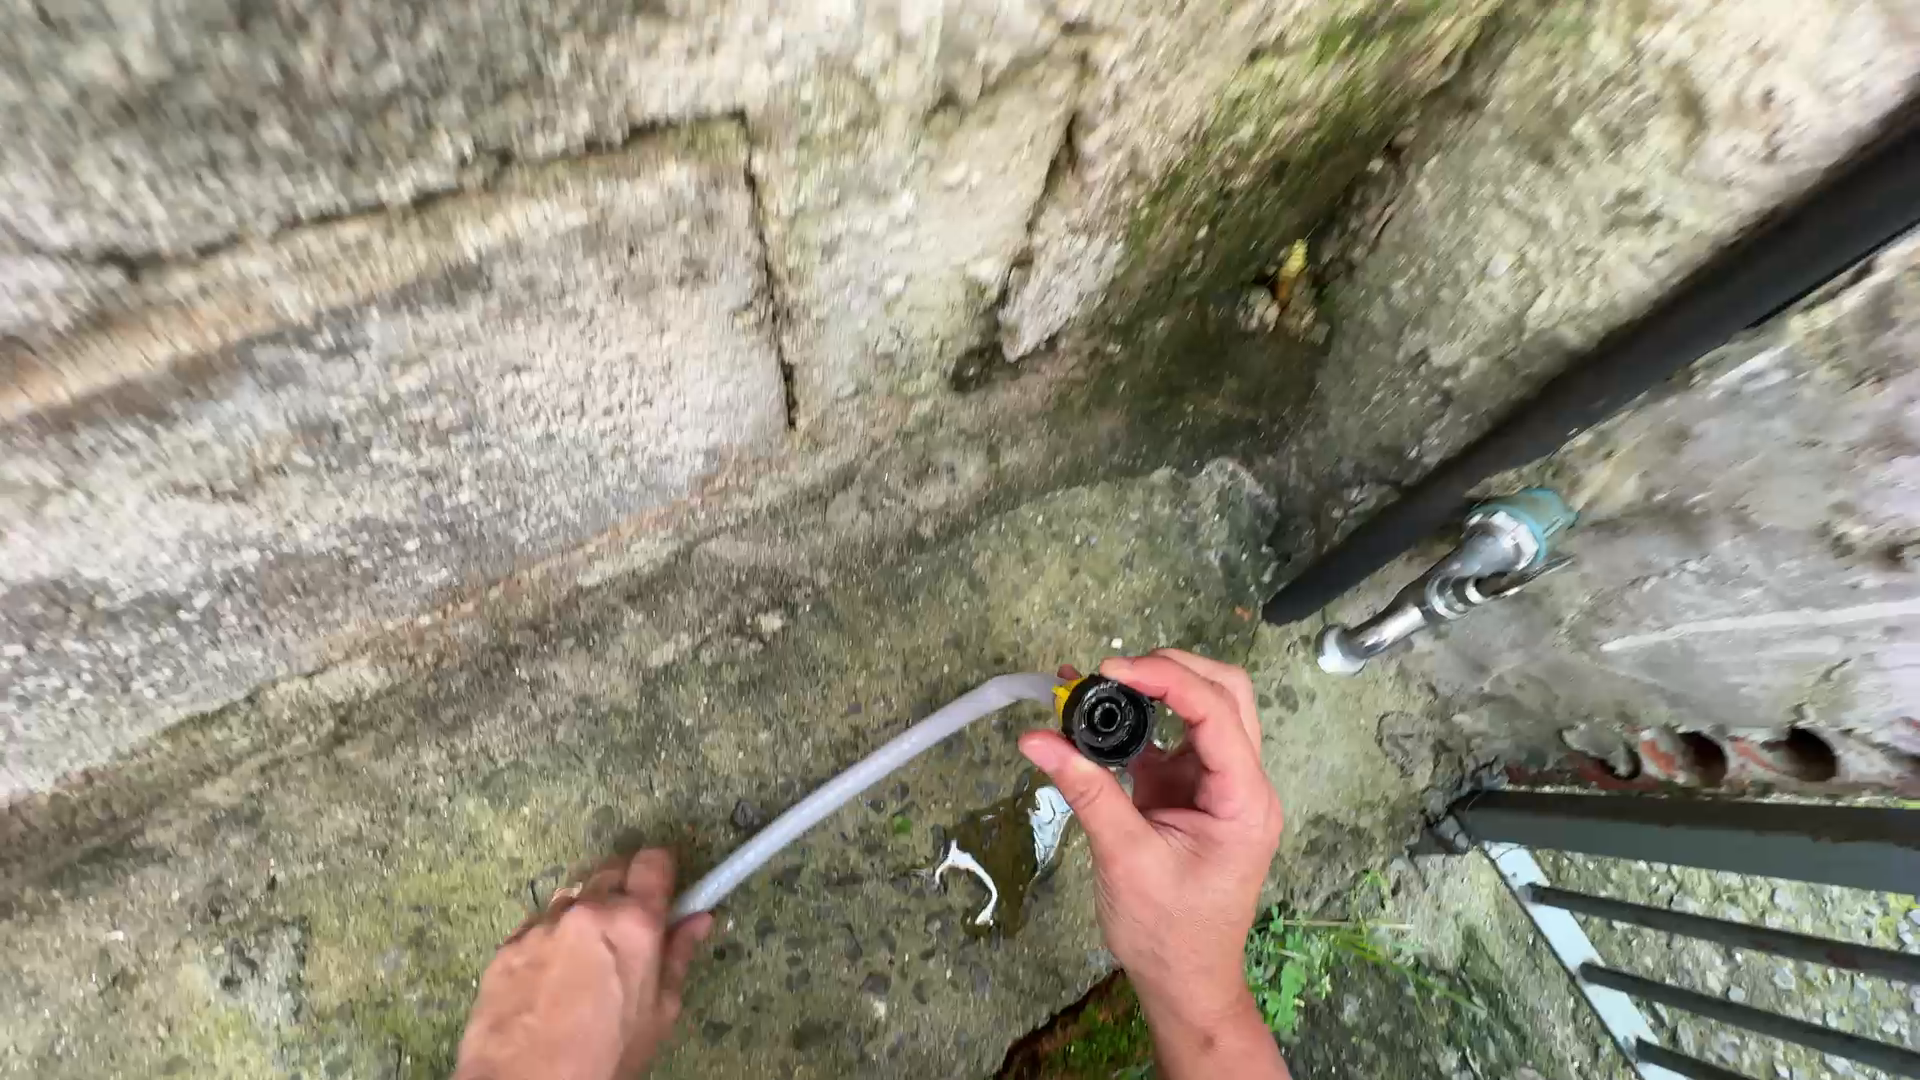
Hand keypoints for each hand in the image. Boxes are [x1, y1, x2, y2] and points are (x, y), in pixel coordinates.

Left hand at [454, 849, 713, 1079]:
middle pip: (612, 871)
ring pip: (572, 897)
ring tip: (580, 956)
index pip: (654, 860)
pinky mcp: (507, 946)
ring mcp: (545, 925)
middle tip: (623, 928)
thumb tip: (699, 919)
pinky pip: (536, 926)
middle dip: (622, 890)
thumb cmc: (606, 1054)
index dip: (660, 871)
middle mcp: (591, 909)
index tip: (660, 890)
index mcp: (636, 920)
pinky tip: (546, 977)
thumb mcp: (659, 1012)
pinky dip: (548, 939)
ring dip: (583, 914)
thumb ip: (678, 955)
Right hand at [1020, 650, 1286, 1077]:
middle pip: (1225, 693)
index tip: (1110, 670)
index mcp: (1244, 799)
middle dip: (1172, 668)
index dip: (1165, 679)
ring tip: (1105, 680)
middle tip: (1115, 670)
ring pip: (1206, 705)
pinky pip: (1172, 733)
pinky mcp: (1191, 786)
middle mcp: (1242, 781)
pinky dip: (1139, 714)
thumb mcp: (1124, 857)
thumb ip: (1086, 789)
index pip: (1215, 713)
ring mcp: (1218, 782)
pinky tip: (1098, 707)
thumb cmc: (1167, 931)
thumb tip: (1034, 738)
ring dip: (1160, 684)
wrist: (1183, 980)